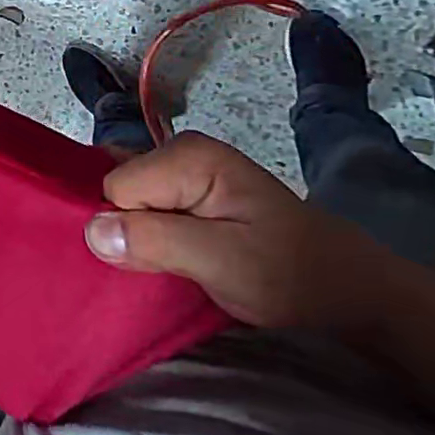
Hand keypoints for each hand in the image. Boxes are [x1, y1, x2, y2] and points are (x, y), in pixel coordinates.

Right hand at [84, 130, 409, 331]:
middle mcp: (178, 149)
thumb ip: (157, 241)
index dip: (135, 229)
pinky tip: (172, 251)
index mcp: (189, 155)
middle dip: (136, 231)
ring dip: (142, 235)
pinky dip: (147, 231)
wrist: (343, 285)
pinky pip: (142, 204)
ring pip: (126, 199)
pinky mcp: (184, 188)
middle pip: (119, 190)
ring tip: (181, 260)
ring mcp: (181, 168)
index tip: (171, 257)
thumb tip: (91, 230)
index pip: (118, 188)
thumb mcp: (225, 263)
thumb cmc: (289, 273)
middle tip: (181, 262)